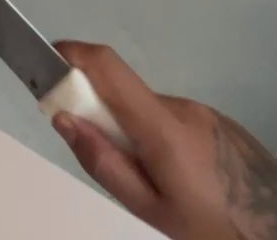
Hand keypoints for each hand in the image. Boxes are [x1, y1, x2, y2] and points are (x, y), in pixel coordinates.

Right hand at [53, 42, 276, 239]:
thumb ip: (102, 162)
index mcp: (163, 126)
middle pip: (122, 93)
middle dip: (102, 114)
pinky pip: (178, 122)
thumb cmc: (219, 231)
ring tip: (161, 180)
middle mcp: (186, 109)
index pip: (106, 64)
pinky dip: (165, 139)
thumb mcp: (151, 210)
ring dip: (137, 131)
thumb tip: (62, 117)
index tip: (46, 65)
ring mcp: (212, 116)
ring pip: (150, 111)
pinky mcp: (231, 128)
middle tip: (112, 158)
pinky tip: (189, 179)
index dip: (69, 54)